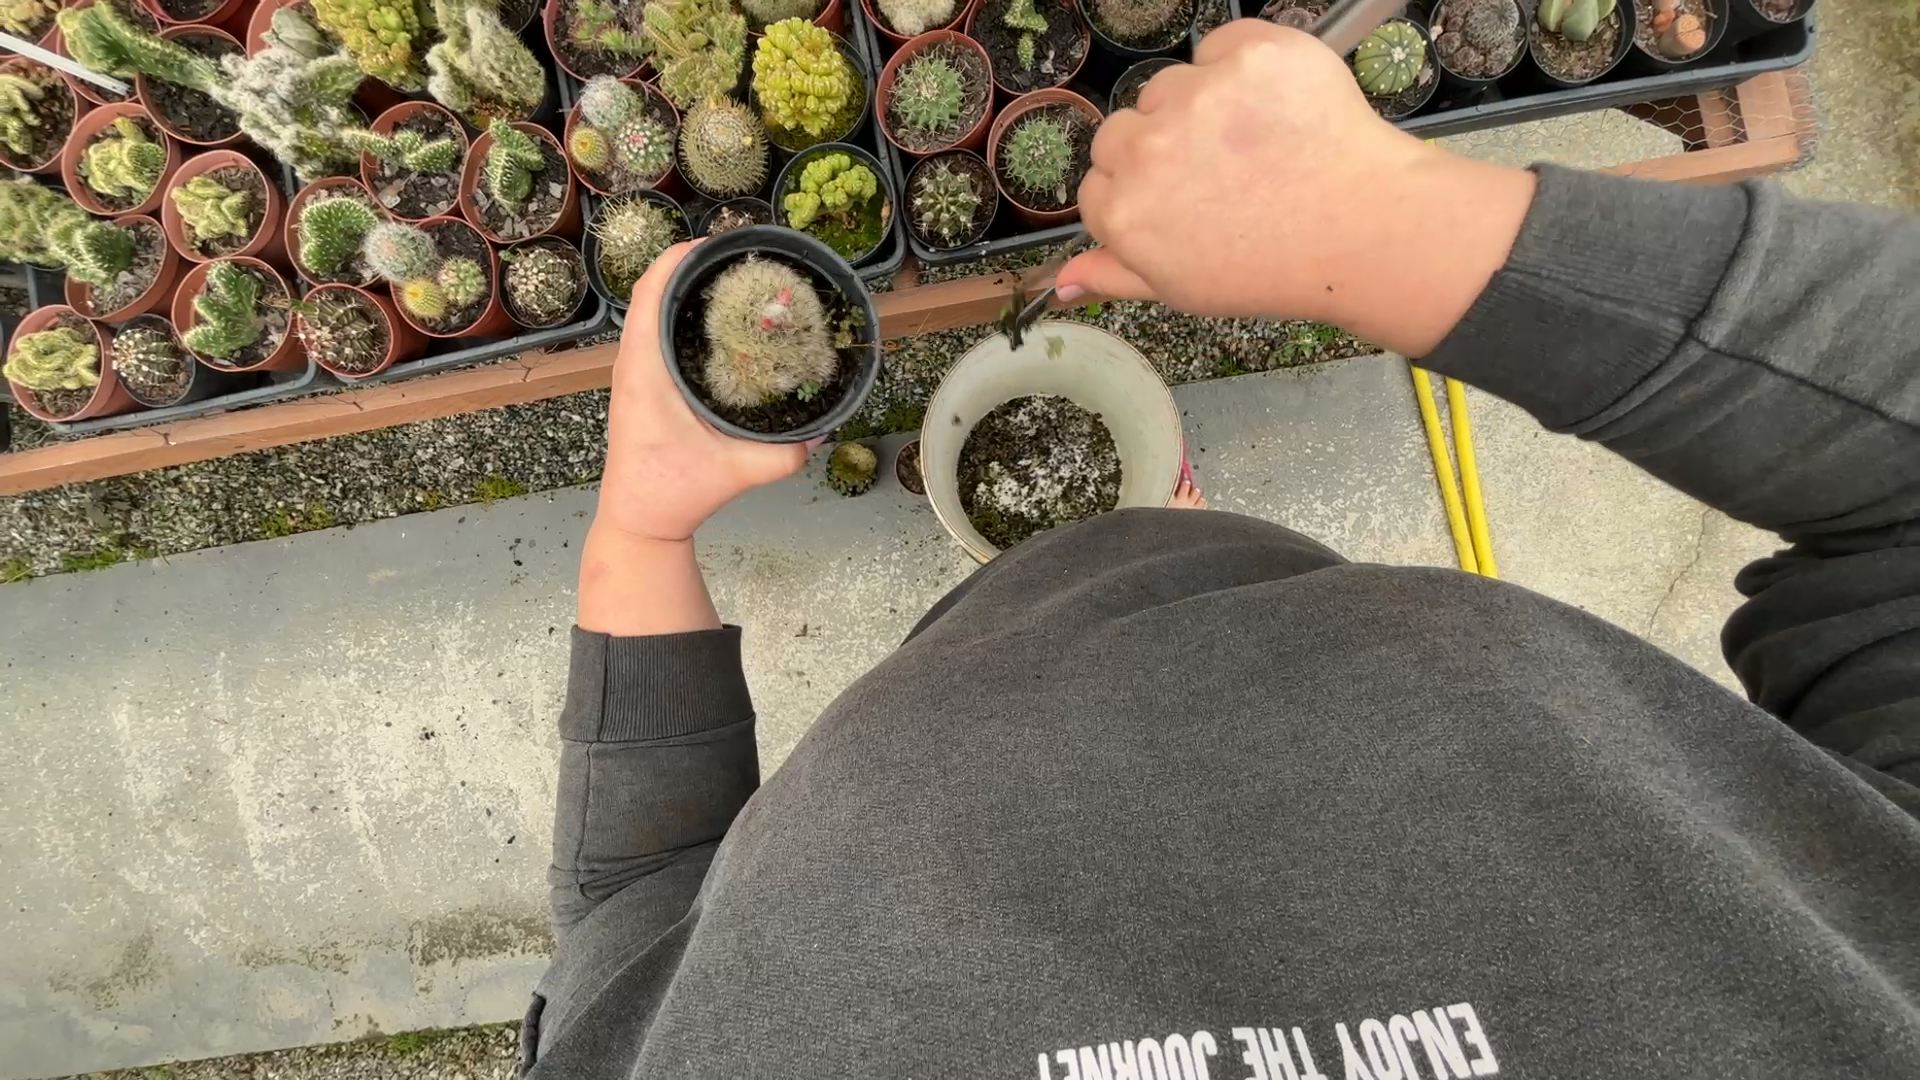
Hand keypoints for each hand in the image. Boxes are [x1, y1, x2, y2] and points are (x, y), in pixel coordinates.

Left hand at [593, 242, 811, 543]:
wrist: (640, 519)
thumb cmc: (672, 493)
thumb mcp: (737, 473)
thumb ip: (784, 455)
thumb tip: (822, 430)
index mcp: (645, 372)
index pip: (649, 295)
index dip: (677, 260)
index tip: (714, 244)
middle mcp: (634, 364)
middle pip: (653, 293)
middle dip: (691, 267)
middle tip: (738, 260)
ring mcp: (636, 373)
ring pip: (653, 312)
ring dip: (685, 290)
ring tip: (731, 282)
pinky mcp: (644, 384)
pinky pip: (657, 333)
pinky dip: (683, 315)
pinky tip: (719, 324)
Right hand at [1057, 19, 1536, 355]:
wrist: (1355, 230)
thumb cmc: (1260, 271)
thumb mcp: (1176, 290)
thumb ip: (1113, 276)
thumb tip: (1059, 282)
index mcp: (1123, 213)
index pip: (1096, 187)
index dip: (1131, 199)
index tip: (1168, 209)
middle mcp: (1146, 151)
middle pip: (1118, 135)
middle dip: (1150, 154)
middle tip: (1205, 179)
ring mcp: (1196, 97)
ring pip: (1164, 90)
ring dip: (1189, 111)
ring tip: (1241, 146)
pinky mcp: (1249, 52)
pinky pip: (1218, 49)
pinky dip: (1235, 70)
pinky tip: (1264, 111)